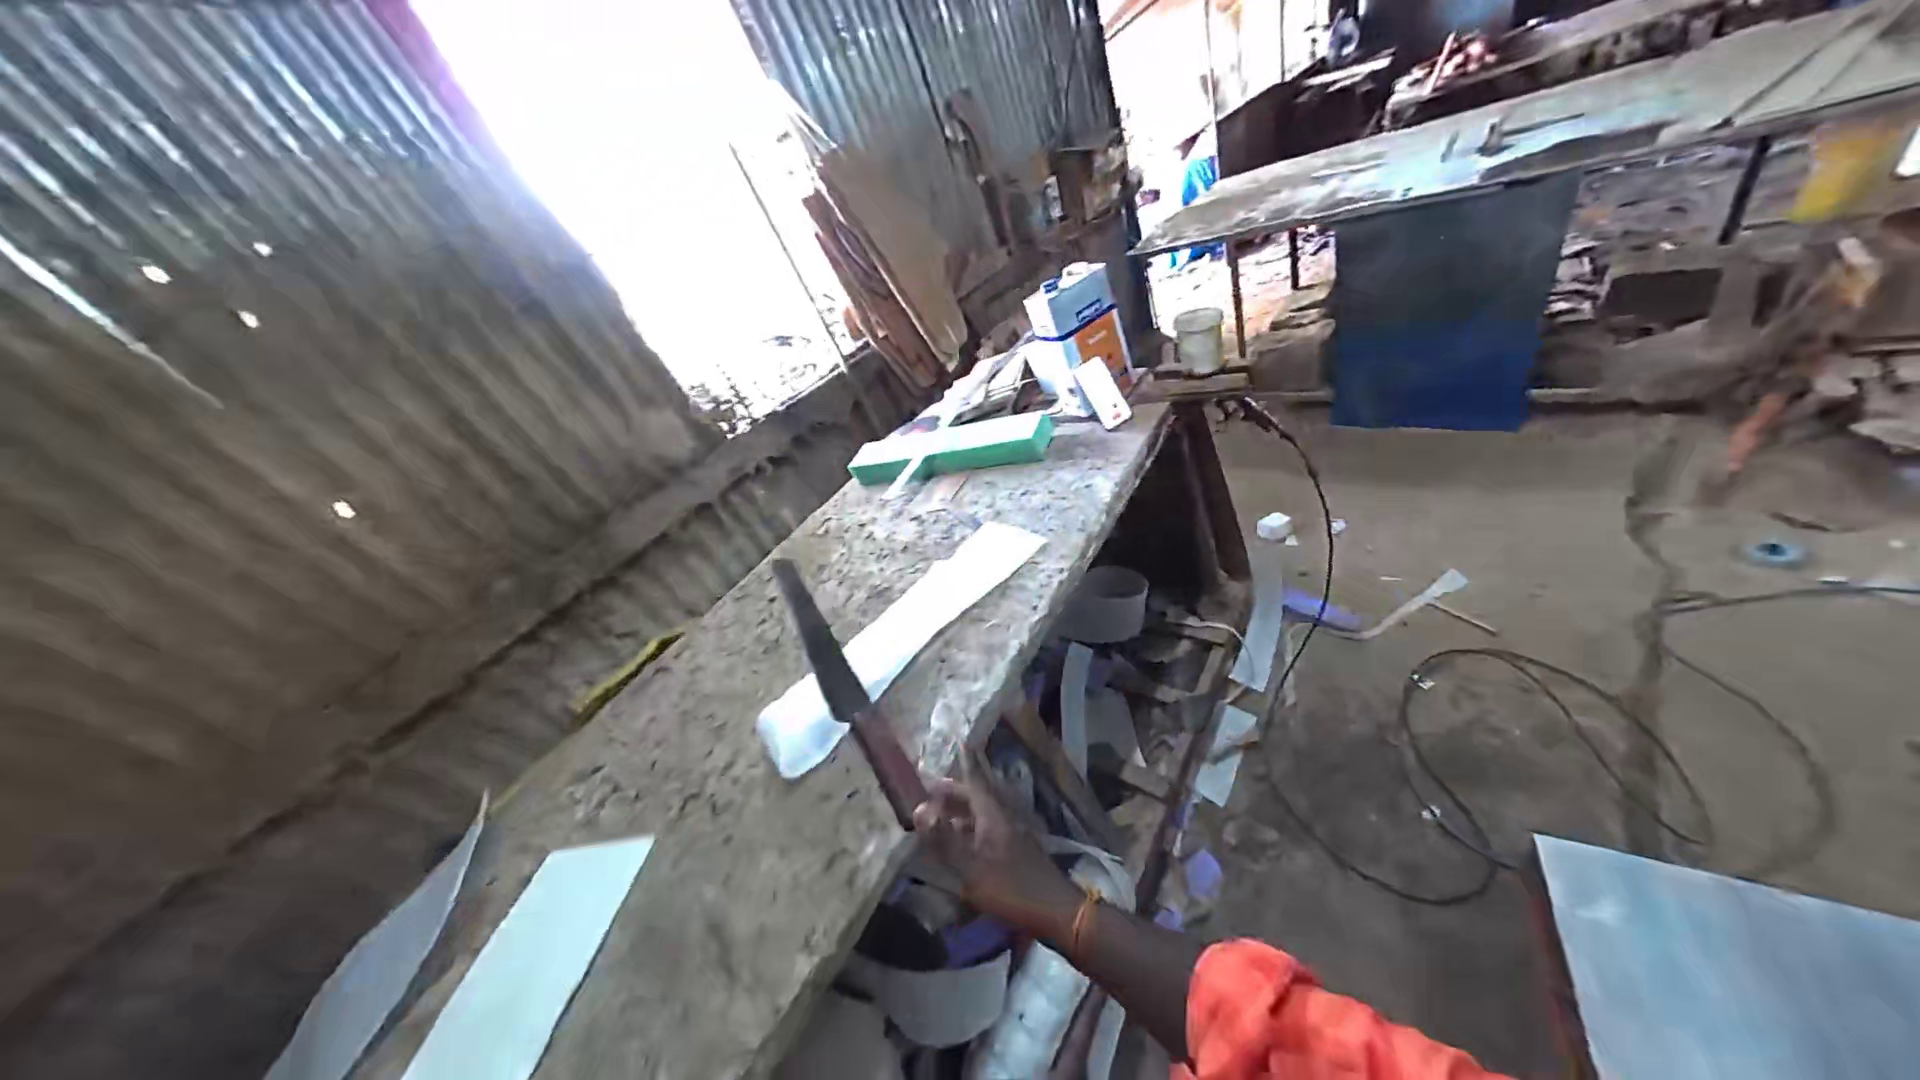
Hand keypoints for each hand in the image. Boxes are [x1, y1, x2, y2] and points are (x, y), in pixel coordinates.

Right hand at [913, 756, 1083, 939]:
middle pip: (975, 801)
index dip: (945, 785)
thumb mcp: (971, 868)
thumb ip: (944, 840)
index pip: (968, 786)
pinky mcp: (1018, 852)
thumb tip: (918, 810)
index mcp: (993, 815)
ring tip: (936, 829)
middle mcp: (1005, 817)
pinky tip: (960, 853)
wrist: (1059, 913)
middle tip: (925, 808)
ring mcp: (1014, 834)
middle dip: (949, 802)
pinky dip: (971, 836)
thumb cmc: (1012, 889)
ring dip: (959, 819)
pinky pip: (988, 834)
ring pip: (981, 818)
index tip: (922, 787)